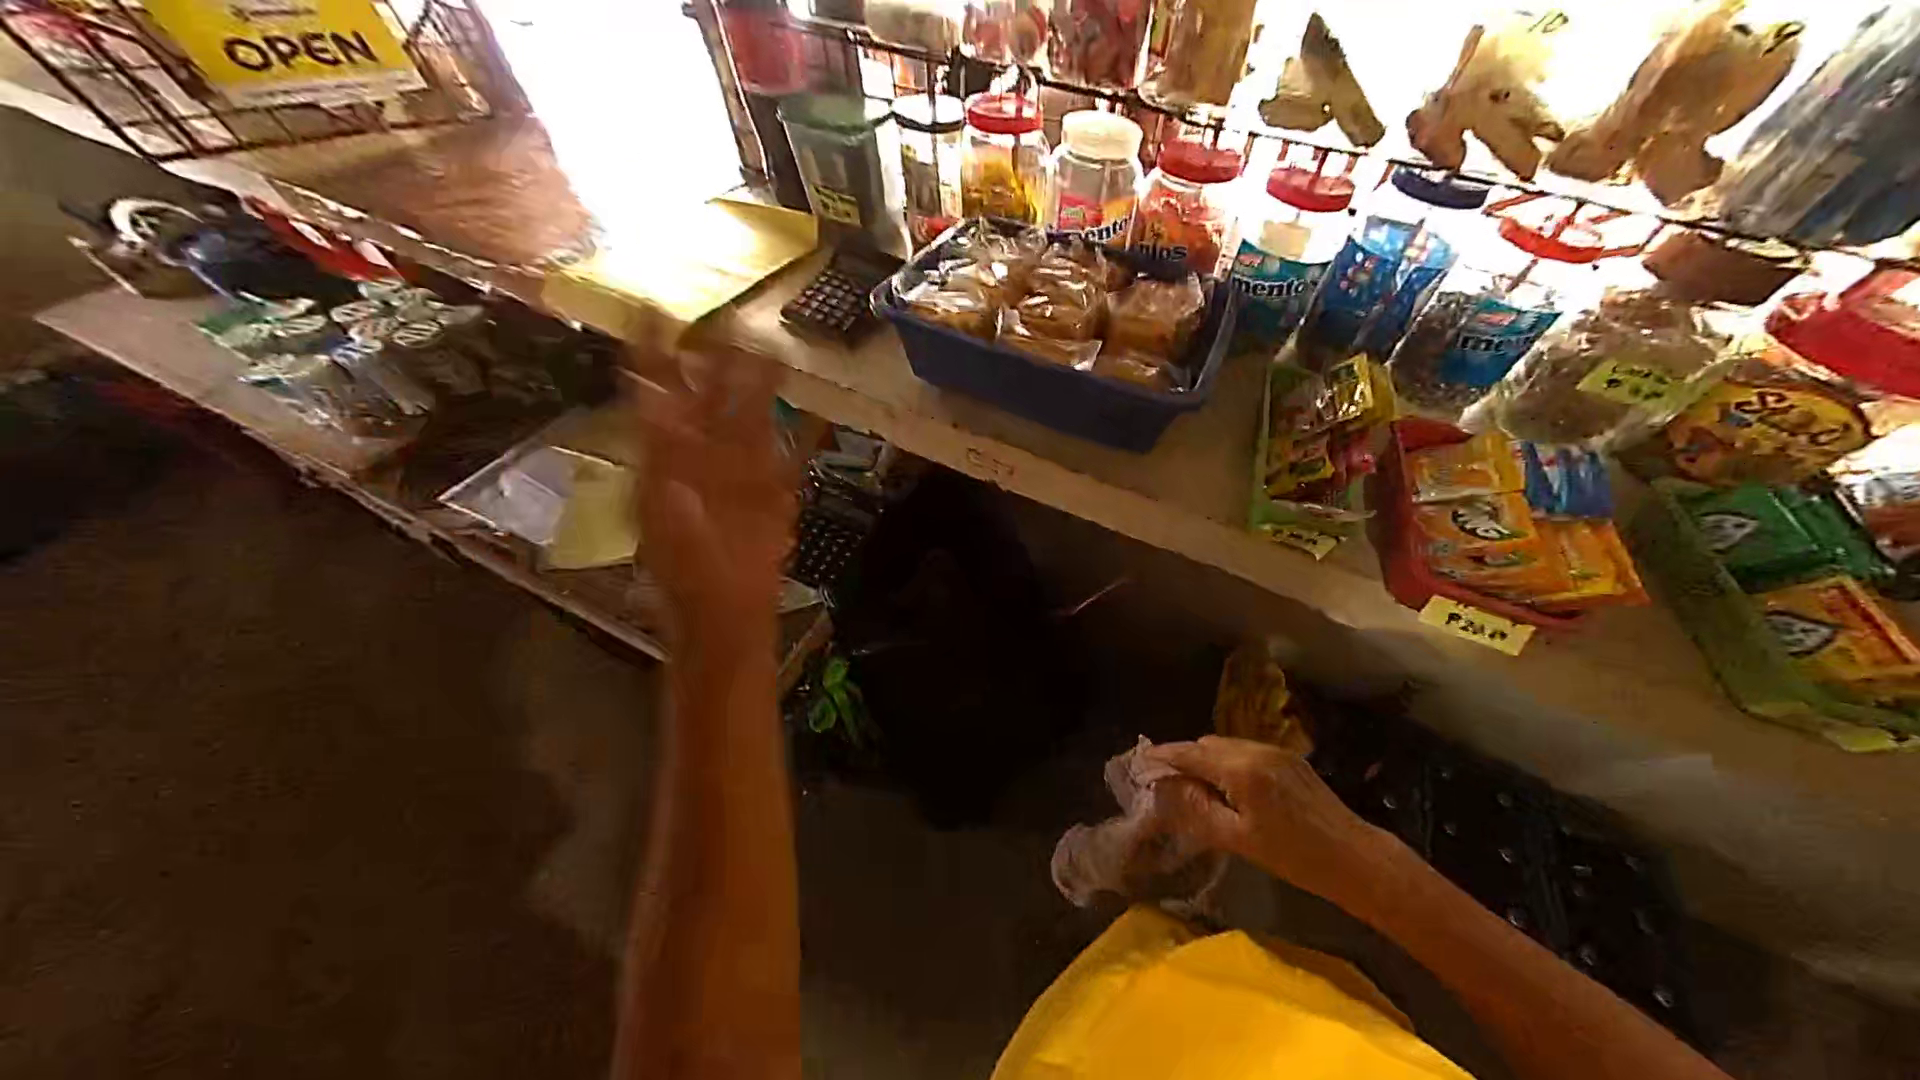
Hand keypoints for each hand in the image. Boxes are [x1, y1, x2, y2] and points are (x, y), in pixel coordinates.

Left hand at [631, 327, 797, 648]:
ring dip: (761, 385)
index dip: (654, 357)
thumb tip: (678, 474)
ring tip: (772, 349)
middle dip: (715, 358)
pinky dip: (802, 434)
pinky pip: (790, 454)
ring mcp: (741, 472)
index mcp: (665, 463)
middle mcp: (701, 458)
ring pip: (751, 416)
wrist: (727, 614)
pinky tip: (815, 411)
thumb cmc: (689, 581)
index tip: (655, 313)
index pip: (655, 398)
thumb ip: (677, 502)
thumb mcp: (673, 541)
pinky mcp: (774, 491)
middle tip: (726, 318)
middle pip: (708, 396)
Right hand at [1143, 736, 1393, 904]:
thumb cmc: (1295, 857)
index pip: (1190, 753)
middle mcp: (1256, 750)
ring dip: (1205, 759)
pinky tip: (1228, 786)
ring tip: (1195, 786)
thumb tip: (1166, 788)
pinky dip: (1227, 761)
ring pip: (1225, 746)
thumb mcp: (1239, 839)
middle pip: (1206, 744)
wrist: (1357, 859)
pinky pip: (1245, 751)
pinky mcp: (1289, 759)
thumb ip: (1198, 809)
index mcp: (1242, 770)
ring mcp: (1276, 752)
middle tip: (1167, 781)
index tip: (1140, 762)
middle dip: (1183, 758)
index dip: (1163, 756)